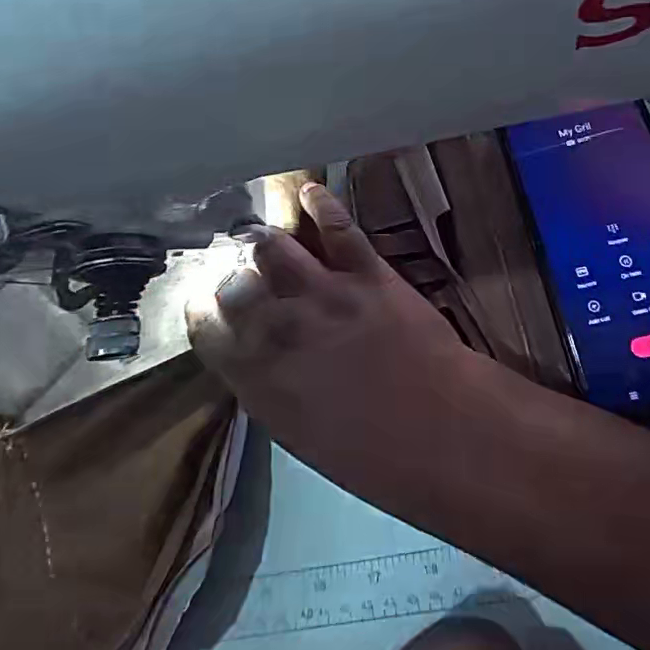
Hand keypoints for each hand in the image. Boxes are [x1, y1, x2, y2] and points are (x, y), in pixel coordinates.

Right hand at [187, 182, 489, 468]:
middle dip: (231, 274)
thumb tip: (254, 355)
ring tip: (262, 238)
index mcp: (258, 376)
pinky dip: (320, 204)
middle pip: (235, 281)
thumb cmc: (374, 458)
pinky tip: (309, 191)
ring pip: (274, 246)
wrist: (448, 434)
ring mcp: (323, 293)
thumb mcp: (299, 434)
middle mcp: (279, 328)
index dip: (201, 310)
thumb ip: (267, 386)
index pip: (207, 328)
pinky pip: (336, 227)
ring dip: (263, 240)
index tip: (206, 303)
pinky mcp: (366, 272)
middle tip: (238, 271)